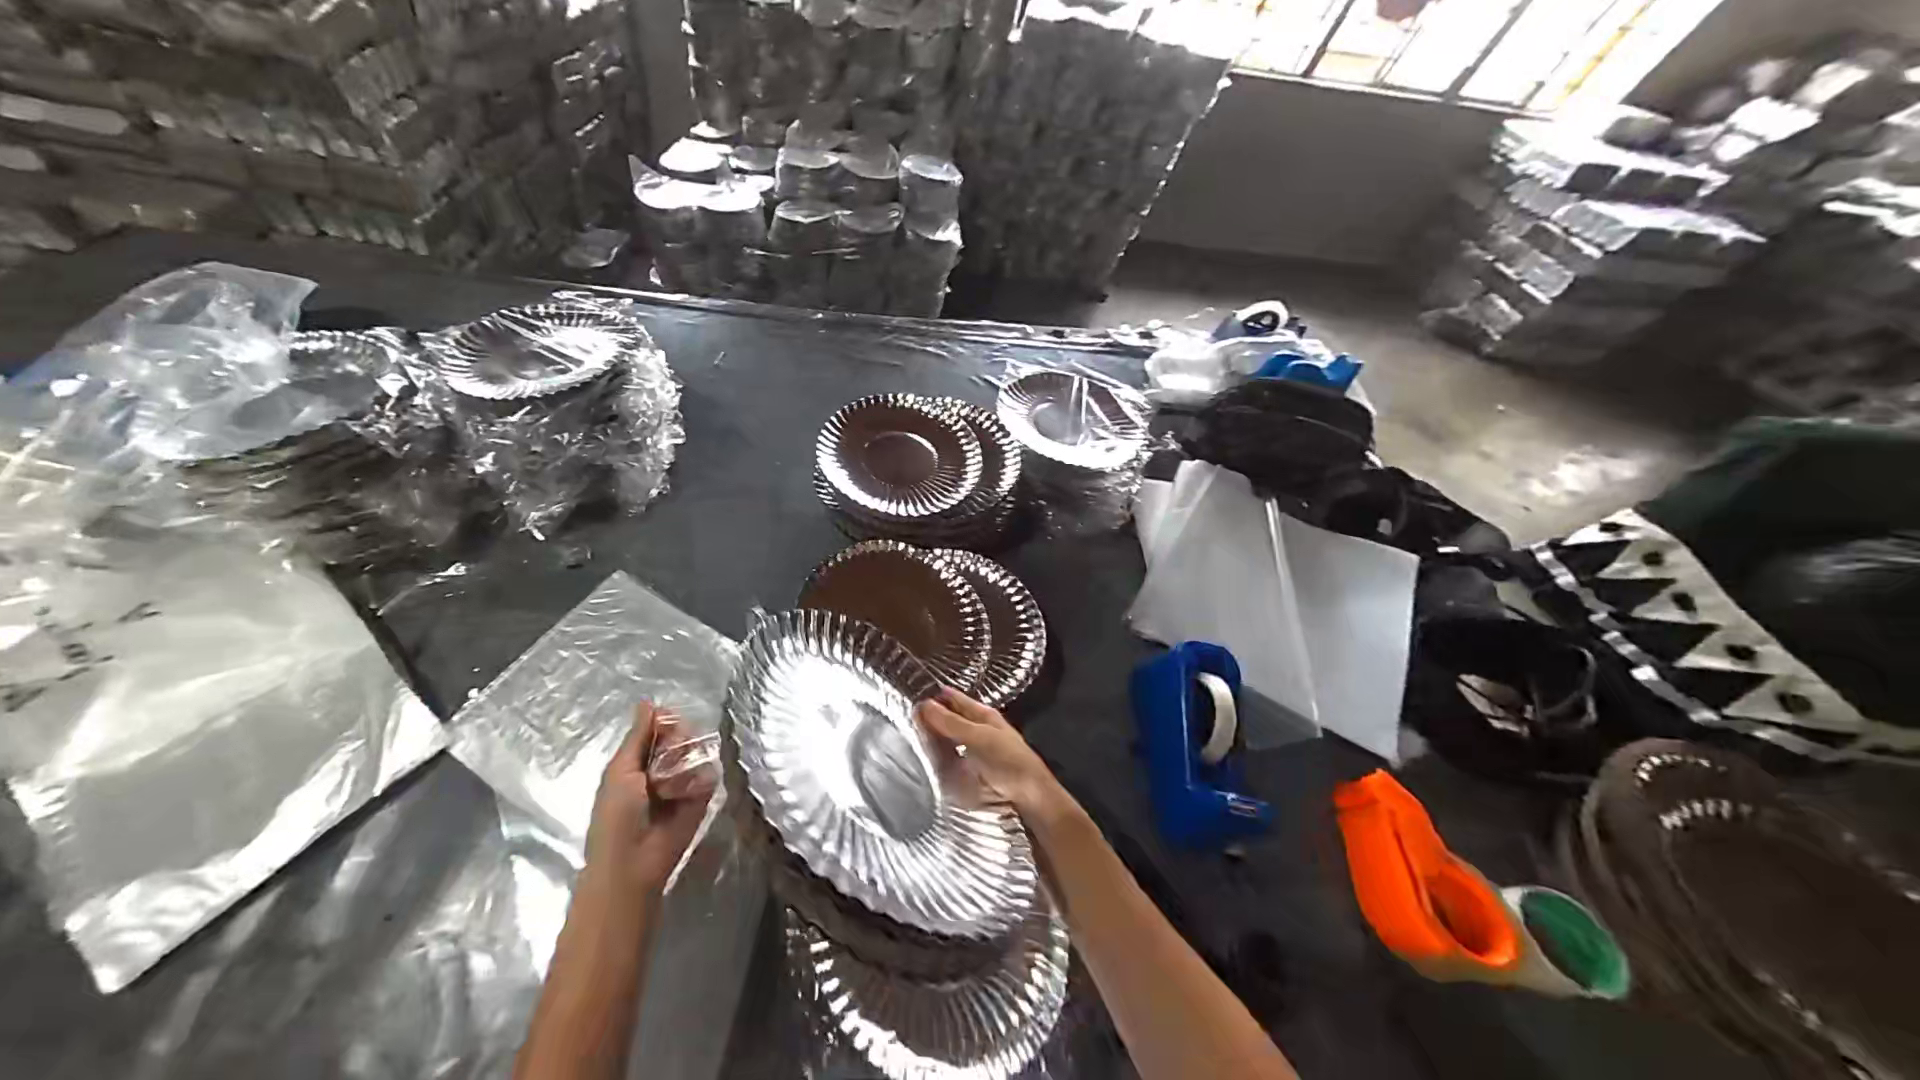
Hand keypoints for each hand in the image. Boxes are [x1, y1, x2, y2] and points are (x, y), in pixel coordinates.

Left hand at [583, 703, 715, 893]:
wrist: (632, 862)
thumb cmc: (616, 816)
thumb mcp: (620, 771)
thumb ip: (637, 736)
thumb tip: (647, 702)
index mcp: (639, 760)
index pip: (660, 727)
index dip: (666, 722)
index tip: (668, 722)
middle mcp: (664, 767)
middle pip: (683, 735)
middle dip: (678, 740)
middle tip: (669, 753)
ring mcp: (684, 782)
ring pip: (698, 752)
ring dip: (686, 762)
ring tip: (671, 782)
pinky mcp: (703, 797)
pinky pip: (709, 774)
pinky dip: (697, 781)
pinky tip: (685, 794)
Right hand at [916, 688, 1079, 828]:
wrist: (1031, 798)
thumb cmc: (1009, 762)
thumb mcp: (979, 738)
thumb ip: (952, 723)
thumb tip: (924, 706)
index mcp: (983, 715)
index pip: (954, 698)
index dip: (934, 696)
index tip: (908, 696)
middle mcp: (979, 729)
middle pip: (949, 719)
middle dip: (929, 718)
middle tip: (901, 719)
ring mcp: (975, 751)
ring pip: (948, 739)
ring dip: (931, 738)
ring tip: (906, 738)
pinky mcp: (971, 772)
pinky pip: (950, 759)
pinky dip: (938, 757)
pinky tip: (925, 761)